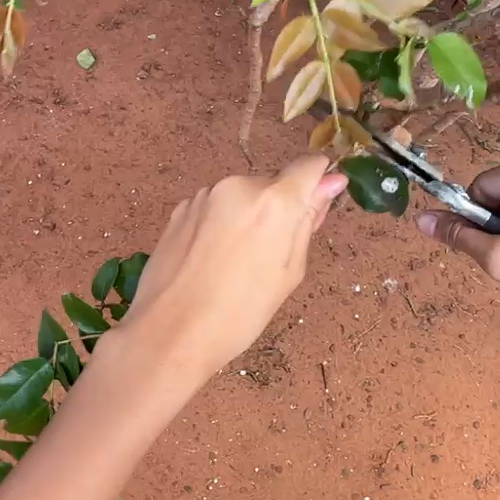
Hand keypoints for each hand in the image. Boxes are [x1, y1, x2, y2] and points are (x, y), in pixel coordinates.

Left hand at [119, 155, 348, 373]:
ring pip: (241, 198)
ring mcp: (204, 195)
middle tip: (269, 257)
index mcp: (274, 201)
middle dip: (278, 211)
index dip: (318, 184)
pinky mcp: (180, 209)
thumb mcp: (289, 272)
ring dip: (246, 219)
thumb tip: (330, 182)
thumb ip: (308, 220)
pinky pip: (214, 208)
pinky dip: (219, 226)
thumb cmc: (239, 314)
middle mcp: (238, 186)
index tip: (314, 210)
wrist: (169, 333)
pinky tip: (210, 261)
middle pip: (273, 185)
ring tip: (234, 264)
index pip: (309, 166)